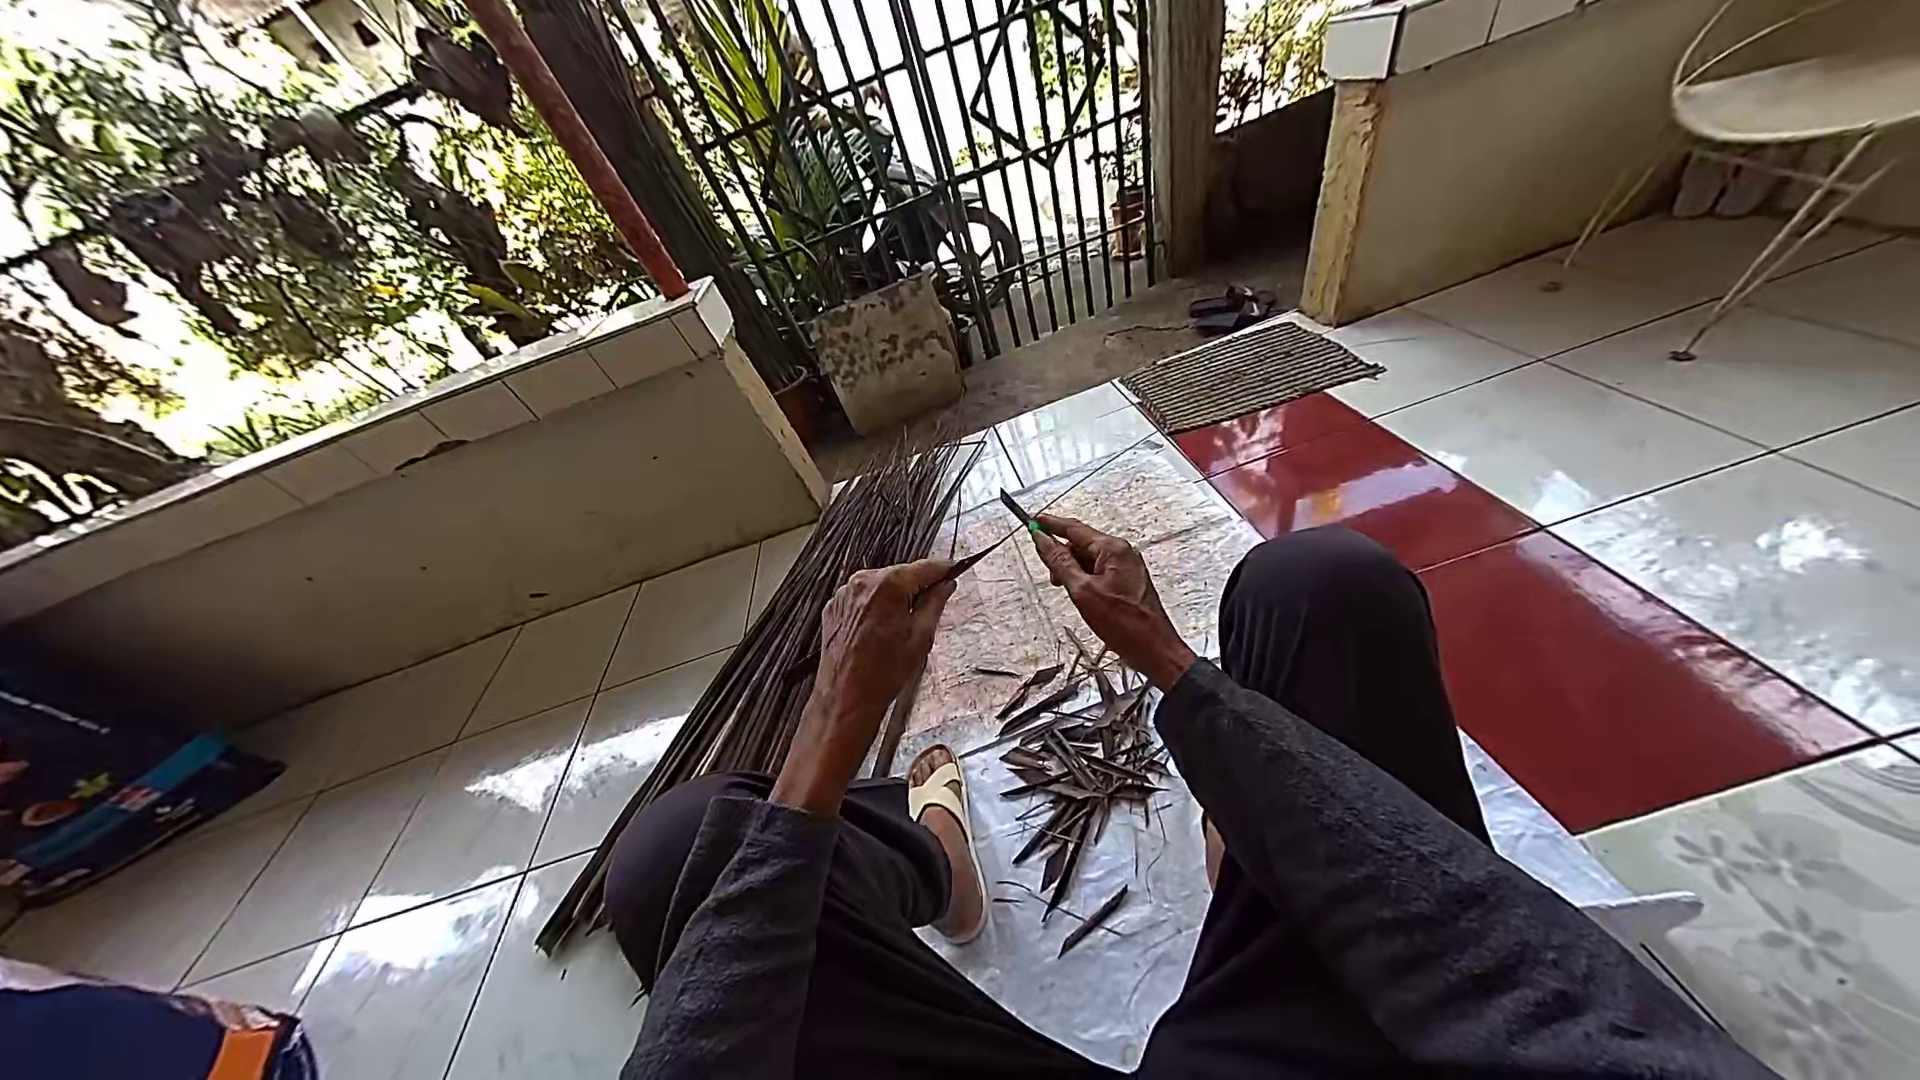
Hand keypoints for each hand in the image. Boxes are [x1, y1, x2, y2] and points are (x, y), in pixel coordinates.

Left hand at [771, 559, 956, 813]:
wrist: (847, 696)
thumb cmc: (882, 673)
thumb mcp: (921, 637)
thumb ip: (935, 603)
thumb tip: (946, 586)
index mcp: (888, 586)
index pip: (924, 567)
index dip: (944, 569)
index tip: (954, 570)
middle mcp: (863, 583)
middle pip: (902, 573)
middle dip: (919, 585)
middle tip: (934, 603)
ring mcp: (846, 593)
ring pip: (882, 584)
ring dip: (897, 595)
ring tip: (904, 624)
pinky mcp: (835, 606)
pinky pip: (864, 596)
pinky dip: (877, 605)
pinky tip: (883, 628)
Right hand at [1030, 514, 1196, 690]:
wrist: (1153, 650)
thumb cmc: (1125, 624)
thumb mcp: (1082, 591)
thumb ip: (1059, 562)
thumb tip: (1042, 541)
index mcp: (1113, 549)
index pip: (1074, 528)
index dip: (1050, 524)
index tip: (1033, 521)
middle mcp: (1122, 553)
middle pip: (1081, 544)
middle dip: (1062, 556)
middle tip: (1050, 575)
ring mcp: (1126, 567)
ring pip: (1089, 560)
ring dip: (1073, 571)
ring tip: (1068, 592)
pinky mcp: (1127, 581)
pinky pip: (1099, 572)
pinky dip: (1084, 580)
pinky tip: (1081, 597)